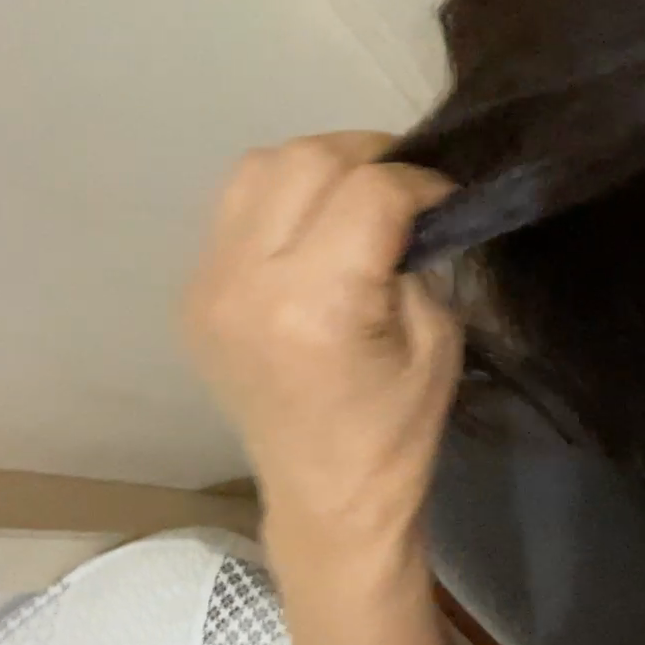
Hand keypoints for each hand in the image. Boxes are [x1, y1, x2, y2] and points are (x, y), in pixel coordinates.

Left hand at [185, 133, 460, 566]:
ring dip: (320, 165)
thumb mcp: (439, 340)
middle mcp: (248, 281)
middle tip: (410, 182)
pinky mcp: (194, 293)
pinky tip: (320, 228)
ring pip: (257, 169)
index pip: (370, 192)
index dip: (421, 180)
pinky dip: (286, 198)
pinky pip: (236, 210)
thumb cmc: (401, 426)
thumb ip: (419, 263)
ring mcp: (208, 284)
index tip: (450, 196)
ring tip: (362, 193)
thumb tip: (417, 211)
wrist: (329, 490)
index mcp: (320, 303)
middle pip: (303, 161)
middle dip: (369, 155)